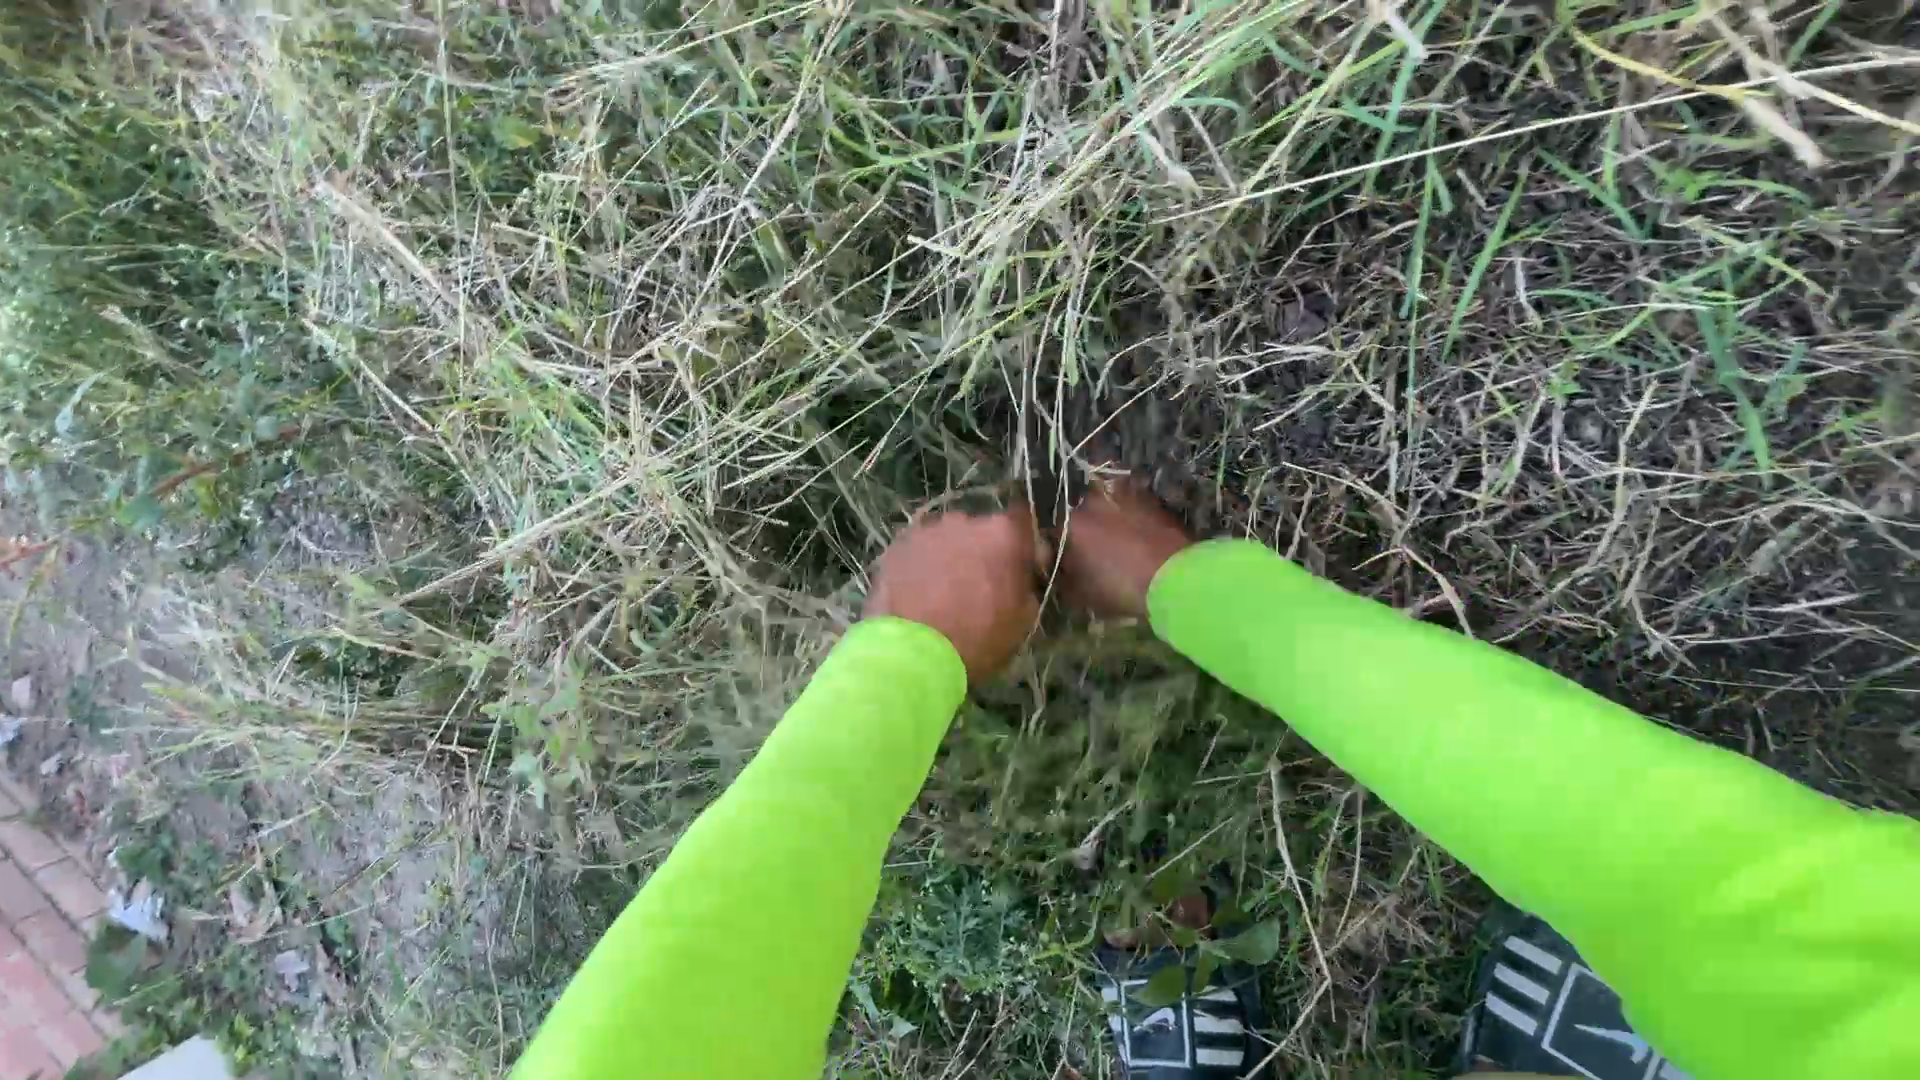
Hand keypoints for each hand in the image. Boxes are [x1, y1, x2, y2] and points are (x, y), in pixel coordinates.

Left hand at [864, 508, 1042, 681]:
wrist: (914, 653)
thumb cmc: (979, 638)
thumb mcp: (1024, 618)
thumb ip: (1027, 582)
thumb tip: (1022, 571)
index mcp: (1003, 533)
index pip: (1022, 521)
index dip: (1021, 544)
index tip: (1019, 566)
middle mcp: (965, 520)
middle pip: (981, 529)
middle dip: (982, 550)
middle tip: (978, 582)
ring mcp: (927, 530)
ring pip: (948, 538)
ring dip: (951, 555)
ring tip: (943, 589)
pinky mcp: (898, 545)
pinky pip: (920, 549)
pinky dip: (923, 563)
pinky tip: (919, 590)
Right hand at [1057, 479, 1192, 618]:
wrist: (1176, 578)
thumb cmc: (1121, 588)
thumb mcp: (1081, 595)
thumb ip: (1063, 580)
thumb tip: (1060, 573)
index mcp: (1070, 524)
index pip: (1052, 534)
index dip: (1057, 550)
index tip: (1065, 564)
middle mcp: (1093, 502)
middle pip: (1079, 515)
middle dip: (1083, 530)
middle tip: (1091, 553)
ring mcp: (1124, 497)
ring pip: (1106, 507)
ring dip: (1107, 521)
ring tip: (1117, 544)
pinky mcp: (1151, 500)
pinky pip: (1131, 508)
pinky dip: (1131, 519)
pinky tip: (1138, 538)